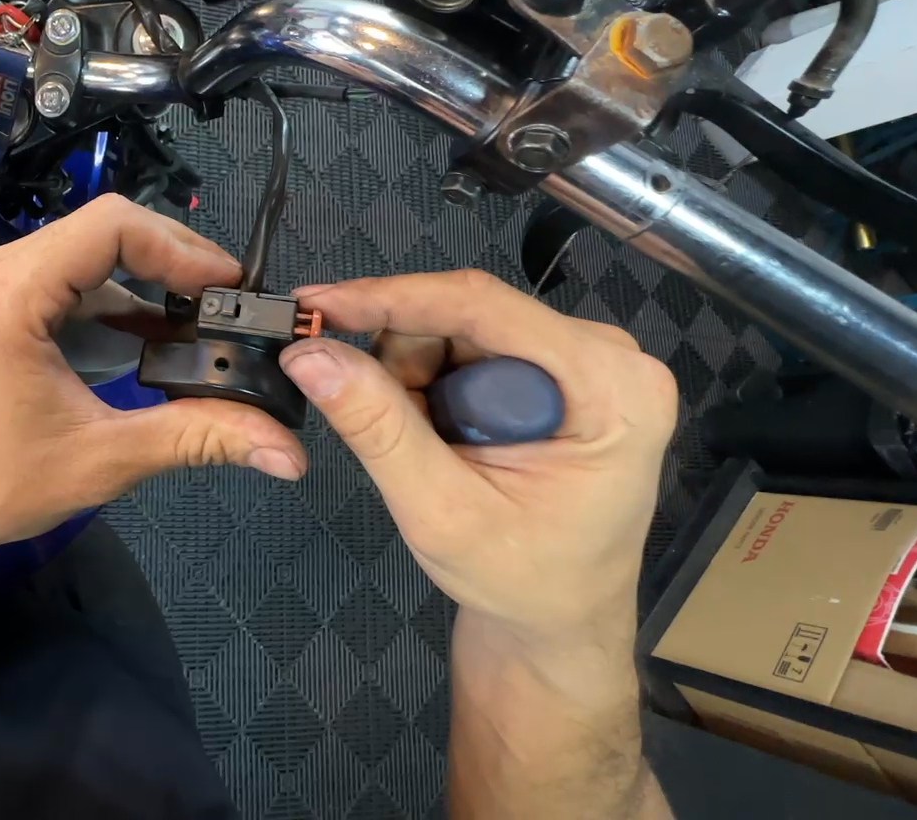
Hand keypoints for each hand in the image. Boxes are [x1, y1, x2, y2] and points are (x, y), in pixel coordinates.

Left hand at [0, 195, 307, 560]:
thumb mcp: (102, 458)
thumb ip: (197, 437)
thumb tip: (287, 450)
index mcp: (14, 291)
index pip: (112, 226)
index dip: (179, 248)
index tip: (228, 290)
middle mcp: (2, 271)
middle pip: (106, 231)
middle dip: (174, 262)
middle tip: (229, 306)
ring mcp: (0, 286)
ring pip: (92, 256)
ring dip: (150, 284)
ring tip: (205, 323)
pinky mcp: (4, 308)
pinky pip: (73, 284)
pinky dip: (120, 304)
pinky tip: (158, 340)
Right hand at [279, 270, 676, 640]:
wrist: (554, 616)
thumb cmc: (517, 577)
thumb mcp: (438, 510)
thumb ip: (376, 428)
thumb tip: (307, 354)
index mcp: (609, 388)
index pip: (481, 306)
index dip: (390, 298)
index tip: (315, 307)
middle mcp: (601, 355)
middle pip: (458, 317)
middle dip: (400, 365)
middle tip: (383, 431)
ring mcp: (575, 358)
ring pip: (447, 329)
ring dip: (408, 380)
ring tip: (420, 447)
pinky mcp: (547, 367)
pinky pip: (455, 346)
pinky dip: (421, 385)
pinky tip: (432, 433)